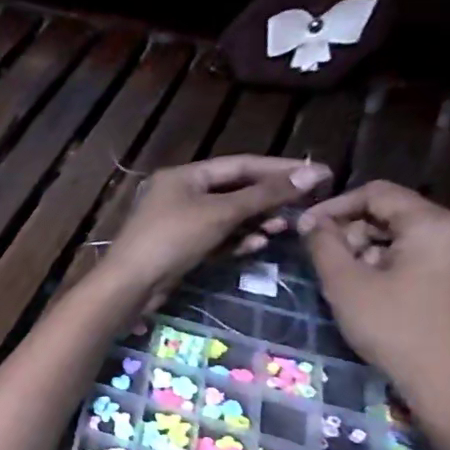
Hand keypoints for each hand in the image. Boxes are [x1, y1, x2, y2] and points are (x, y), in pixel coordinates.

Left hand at [101, 154, 332, 296]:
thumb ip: (265, 194)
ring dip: (255, 221)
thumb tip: (312, 173)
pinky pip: (215, 238)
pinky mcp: (179, 248)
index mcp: (183, 175)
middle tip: (302, 206)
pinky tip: (256, 245)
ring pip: (226, 216)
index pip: (240, 164)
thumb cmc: (172, 239)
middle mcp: (179, 193)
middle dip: (268, 199)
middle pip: (234, 190)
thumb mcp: (220, 213)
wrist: (130, 285)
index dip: (280, 168)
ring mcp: (178, 222)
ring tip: (282, 228)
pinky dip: (235, 240)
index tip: (318, 173)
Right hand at [298, 181, 449, 426]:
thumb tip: (311, 222)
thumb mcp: (348, 287)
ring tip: (350, 287)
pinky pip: (433, 261)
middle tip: (325, 265)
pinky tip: (382, 300)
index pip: (377, 192)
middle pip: (398, 215)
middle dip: (356, 234)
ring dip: (376, 254)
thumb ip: (325, 246)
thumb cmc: (401, 333)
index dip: (334, 207)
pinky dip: (400, 270)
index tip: (304, 230)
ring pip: (414, 240)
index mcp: (437, 222)